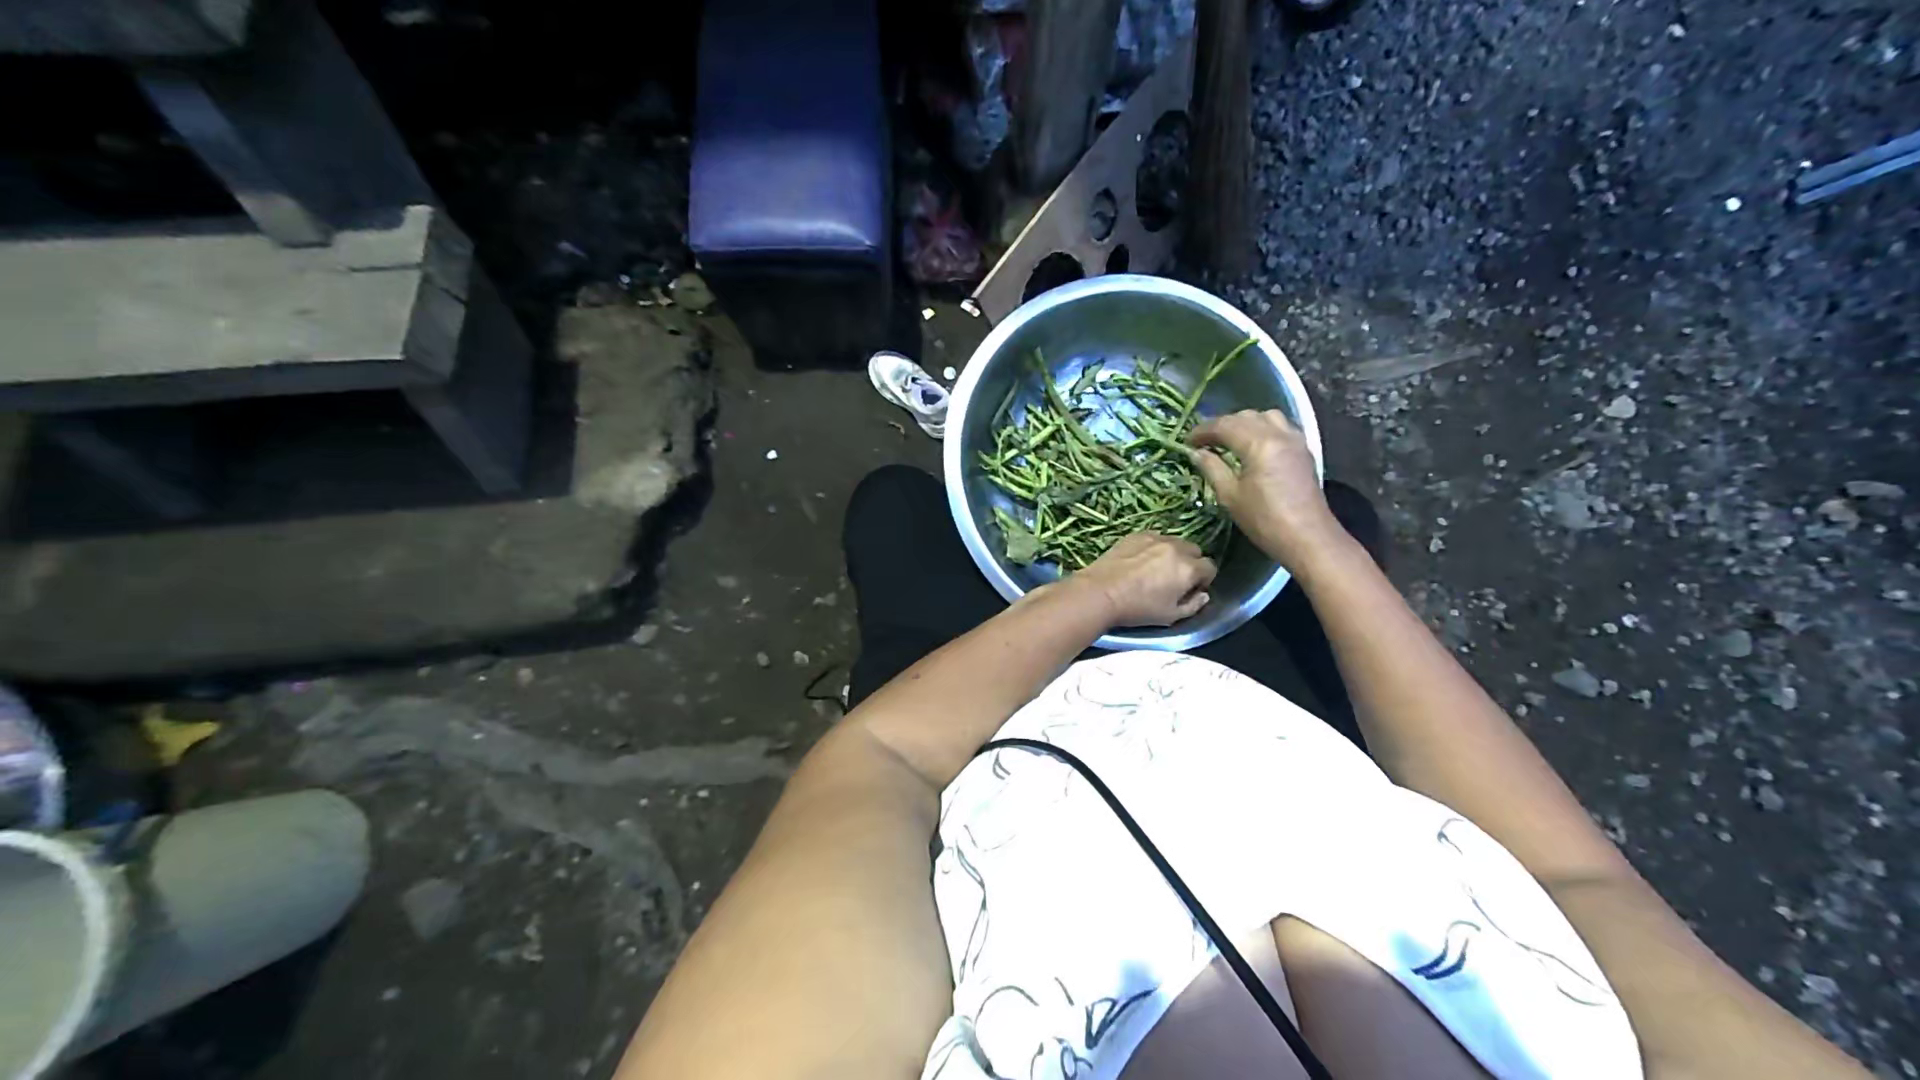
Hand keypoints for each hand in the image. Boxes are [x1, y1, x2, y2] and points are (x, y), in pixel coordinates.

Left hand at [1070, 532, 1216, 626]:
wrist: (1101, 592)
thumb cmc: (1138, 608)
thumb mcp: (1170, 616)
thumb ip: (1193, 605)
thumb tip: (1203, 595)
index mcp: (1188, 568)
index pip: (1210, 567)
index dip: (1203, 580)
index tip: (1191, 589)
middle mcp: (1176, 548)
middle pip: (1195, 551)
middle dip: (1191, 563)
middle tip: (1175, 578)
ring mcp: (1155, 538)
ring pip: (1176, 541)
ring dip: (1174, 553)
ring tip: (1158, 568)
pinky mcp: (1137, 534)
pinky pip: (1155, 537)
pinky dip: (1155, 546)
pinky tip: (1143, 559)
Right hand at [1188, 409, 1343, 569]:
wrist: (1307, 537)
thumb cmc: (1264, 520)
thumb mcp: (1230, 496)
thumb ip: (1212, 468)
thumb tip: (1196, 453)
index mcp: (1258, 443)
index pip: (1224, 425)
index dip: (1202, 431)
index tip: (1187, 442)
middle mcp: (1278, 434)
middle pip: (1245, 416)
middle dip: (1222, 425)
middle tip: (1204, 442)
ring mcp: (1295, 440)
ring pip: (1265, 416)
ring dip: (1244, 423)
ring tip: (1229, 440)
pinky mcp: (1303, 450)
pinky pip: (1280, 426)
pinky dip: (1262, 428)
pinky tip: (1253, 445)